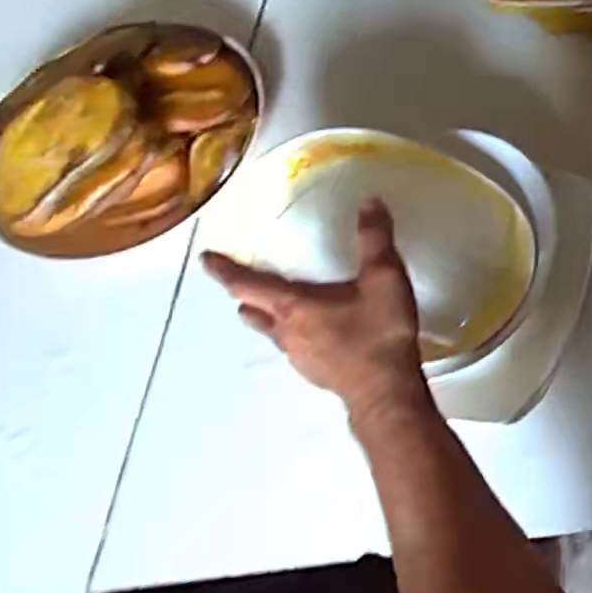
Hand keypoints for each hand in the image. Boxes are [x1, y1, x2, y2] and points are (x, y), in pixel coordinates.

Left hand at [201, 197, 426, 418]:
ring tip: (280, 304)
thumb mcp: (384, 278)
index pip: (247, 284)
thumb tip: (368, 202)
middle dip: (246, 294)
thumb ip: (374, 239)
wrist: (386, 390)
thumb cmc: (379, 332)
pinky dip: (294, 332)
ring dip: (267, 315)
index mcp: (294, 306)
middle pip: (252, 310)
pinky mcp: (315, 372)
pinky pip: (294, 346)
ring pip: (271, 331)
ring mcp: (299, 357)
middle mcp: (286, 332)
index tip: (205, 258)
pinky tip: (320, 331)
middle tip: (248, 281)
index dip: (225, 270)